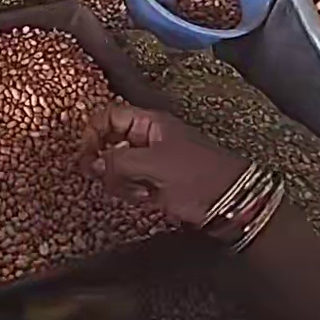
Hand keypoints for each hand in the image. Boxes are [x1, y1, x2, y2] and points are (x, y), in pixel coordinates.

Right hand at [84, 104, 248, 226]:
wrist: (234, 202)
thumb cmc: (196, 175)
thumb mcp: (154, 164)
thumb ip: (118, 162)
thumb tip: (92, 165)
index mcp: (149, 123)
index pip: (109, 117)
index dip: (92, 132)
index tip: (85, 155)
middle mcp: (146, 138)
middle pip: (108, 141)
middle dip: (104, 160)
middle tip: (101, 177)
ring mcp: (149, 161)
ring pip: (115, 165)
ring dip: (118, 179)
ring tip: (136, 190)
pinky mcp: (153, 182)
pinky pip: (127, 183)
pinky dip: (129, 191)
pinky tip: (145, 198)